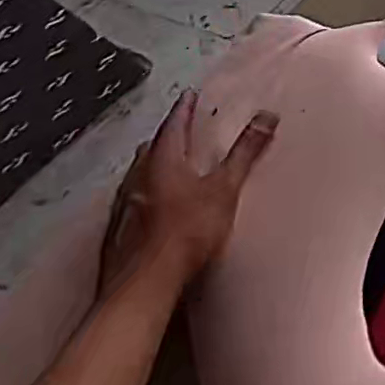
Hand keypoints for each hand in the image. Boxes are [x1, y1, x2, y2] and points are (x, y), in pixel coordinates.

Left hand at [99, 90, 277, 291]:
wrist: (144, 287)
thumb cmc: (187, 230)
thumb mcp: (225, 187)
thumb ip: (246, 151)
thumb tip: (267, 116)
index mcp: (162, 163)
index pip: (173, 127)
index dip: (183, 110)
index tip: (189, 96)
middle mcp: (137, 181)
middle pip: (150, 150)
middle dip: (165, 138)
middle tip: (177, 128)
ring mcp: (123, 210)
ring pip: (136, 177)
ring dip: (150, 166)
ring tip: (162, 162)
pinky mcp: (116, 237)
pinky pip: (130, 203)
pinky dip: (143, 194)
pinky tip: (148, 205)